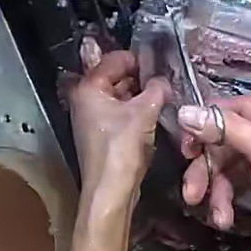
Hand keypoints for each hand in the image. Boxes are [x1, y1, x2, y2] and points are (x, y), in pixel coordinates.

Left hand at [69, 48, 169, 210]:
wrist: (110, 190)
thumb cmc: (121, 148)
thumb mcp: (144, 112)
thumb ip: (156, 89)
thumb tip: (163, 82)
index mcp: (88, 87)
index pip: (115, 59)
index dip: (139, 60)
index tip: (161, 66)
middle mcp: (85, 100)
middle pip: (116, 77)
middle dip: (141, 79)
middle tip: (165, 83)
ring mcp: (92, 119)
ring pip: (120, 97)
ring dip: (140, 97)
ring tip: (163, 99)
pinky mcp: (101, 136)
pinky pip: (120, 115)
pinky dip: (135, 113)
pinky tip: (153, 117)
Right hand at [176, 92, 250, 232]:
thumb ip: (225, 129)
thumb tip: (185, 112)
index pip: (217, 112)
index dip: (198, 133)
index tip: (187, 153)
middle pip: (214, 143)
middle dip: (204, 172)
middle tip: (192, 194)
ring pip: (218, 166)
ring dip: (214, 191)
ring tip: (217, 215)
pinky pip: (228, 181)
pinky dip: (224, 199)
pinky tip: (225, 217)